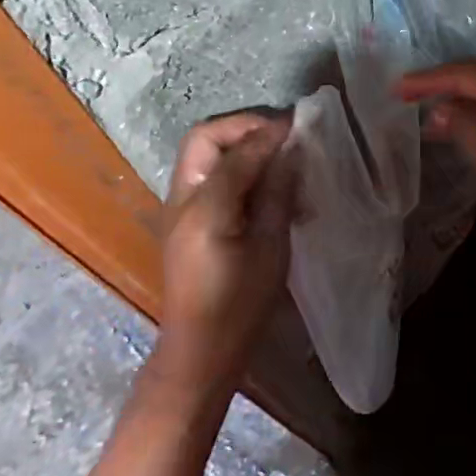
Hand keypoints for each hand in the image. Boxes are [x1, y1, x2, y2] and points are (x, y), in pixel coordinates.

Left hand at [155, 111, 295, 393]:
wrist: (199, 352)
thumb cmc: (241, 305)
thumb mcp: (271, 248)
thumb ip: (278, 193)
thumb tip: (290, 152)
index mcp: (206, 206)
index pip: (239, 151)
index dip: (270, 132)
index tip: (299, 124)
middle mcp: (182, 198)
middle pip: (204, 137)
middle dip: (242, 127)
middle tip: (279, 134)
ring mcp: (177, 208)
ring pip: (201, 153)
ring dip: (236, 144)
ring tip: (273, 155)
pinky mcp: (183, 219)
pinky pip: (205, 174)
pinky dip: (231, 164)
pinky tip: (260, 182)